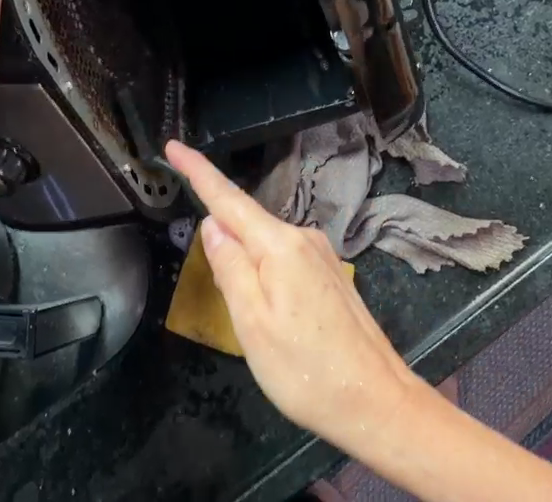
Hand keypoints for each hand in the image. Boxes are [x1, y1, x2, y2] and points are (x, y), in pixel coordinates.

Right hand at [165, 140, 426, 445]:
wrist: (378, 404)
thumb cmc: (307, 371)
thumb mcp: (251, 323)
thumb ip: (229, 267)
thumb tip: (212, 225)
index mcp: (280, 246)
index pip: (228, 199)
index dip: (197, 171)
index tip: (173, 146)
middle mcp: (303, 239)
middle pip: (247, 226)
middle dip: (224, 248)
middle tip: (228, 307)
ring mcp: (322, 256)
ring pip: (265, 248)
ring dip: (248, 272)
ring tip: (258, 328)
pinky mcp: (331, 275)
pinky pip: (284, 263)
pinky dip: (267, 280)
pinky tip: (278, 321)